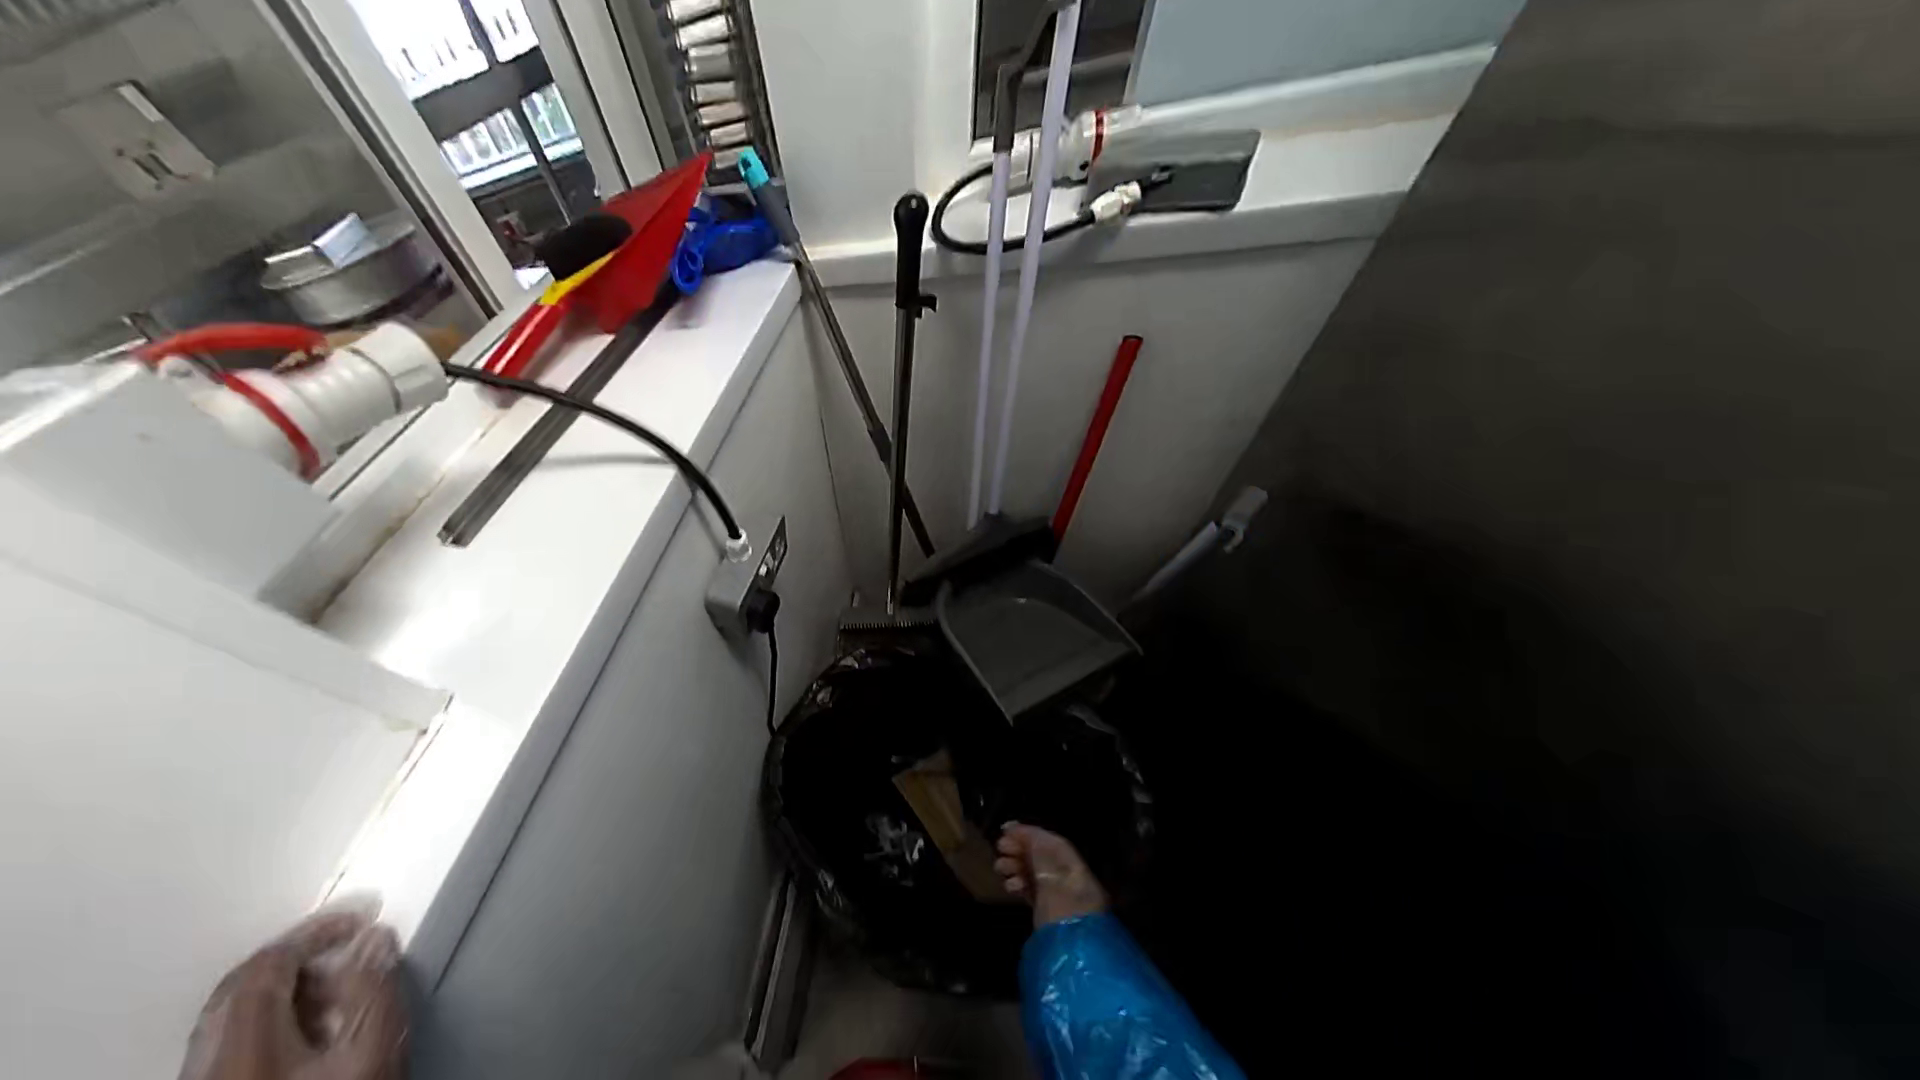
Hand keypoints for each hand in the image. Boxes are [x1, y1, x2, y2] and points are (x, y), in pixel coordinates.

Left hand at [179, 909, 407, 1079]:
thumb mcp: (371, 1049)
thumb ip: (373, 988)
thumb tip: (372, 938)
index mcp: (241, 1048)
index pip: (266, 967)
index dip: (315, 933)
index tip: (361, 920)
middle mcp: (206, 1065)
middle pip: (239, 989)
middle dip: (297, 955)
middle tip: (348, 942)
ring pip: (231, 1015)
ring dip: (286, 984)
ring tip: (338, 980)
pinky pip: (231, 1038)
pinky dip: (273, 1012)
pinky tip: (310, 1021)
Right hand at [994, 822, 1108, 927]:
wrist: (1072, 958)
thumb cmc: (1063, 909)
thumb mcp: (1050, 872)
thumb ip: (1036, 849)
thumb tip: (1017, 830)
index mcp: (1075, 867)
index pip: (1051, 843)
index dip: (1028, 833)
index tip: (1005, 830)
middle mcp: (1070, 880)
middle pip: (1042, 858)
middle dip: (1019, 850)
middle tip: (998, 848)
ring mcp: (1060, 899)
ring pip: (1035, 875)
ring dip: (1017, 868)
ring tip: (999, 869)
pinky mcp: (1050, 916)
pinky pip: (1034, 892)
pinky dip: (1020, 886)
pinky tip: (1009, 887)